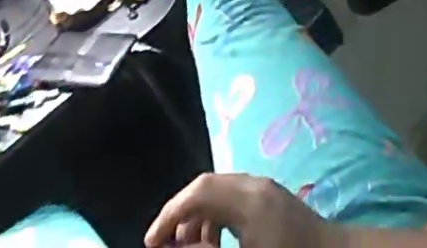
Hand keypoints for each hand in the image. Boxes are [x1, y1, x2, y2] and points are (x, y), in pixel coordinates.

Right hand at [145, 173, 340, 247]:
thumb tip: (180, 243)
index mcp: (248, 199)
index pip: (198, 192)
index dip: (169, 214)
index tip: (151, 242)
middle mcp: (257, 185)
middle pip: (208, 186)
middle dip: (182, 215)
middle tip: (167, 247)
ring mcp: (268, 189)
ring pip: (221, 192)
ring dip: (201, 219)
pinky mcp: (274, 199)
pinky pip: (237, 199)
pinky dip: (219, 219)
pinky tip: (218, 246)